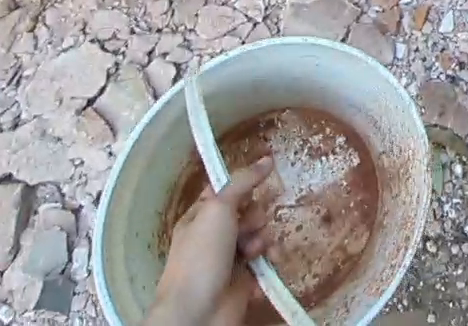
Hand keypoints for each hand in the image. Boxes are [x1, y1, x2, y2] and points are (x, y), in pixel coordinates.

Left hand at [147, 157, 275, 325]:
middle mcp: (216, 235)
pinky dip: (270, 260)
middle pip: (250, 210)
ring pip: (261, 233)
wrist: (197, 314)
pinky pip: (267, 258)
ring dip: (263, 240)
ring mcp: (231, 258)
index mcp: (201, 217)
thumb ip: (244, 181)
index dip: (244, 186)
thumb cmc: (201, 257)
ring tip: (254, 252)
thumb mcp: (218, 209)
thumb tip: (268, 158)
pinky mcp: (247, 278)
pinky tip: (268, 263)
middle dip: (255, 218)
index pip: (227, 191)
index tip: (260, 180)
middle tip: (247, 228)